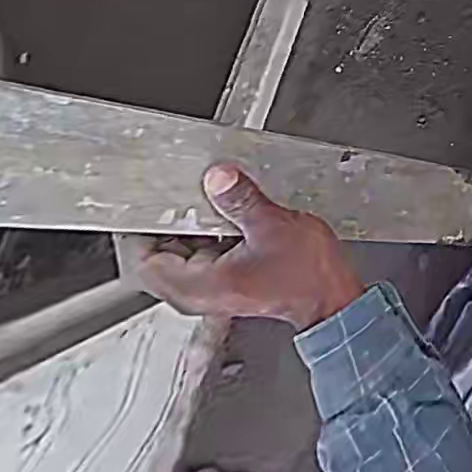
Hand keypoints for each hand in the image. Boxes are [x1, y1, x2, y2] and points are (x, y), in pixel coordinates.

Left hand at [124, 164, 365, 329]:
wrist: (331, 294)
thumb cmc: (306, 275)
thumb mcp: (272, 226)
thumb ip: (241, 199)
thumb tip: (218, 177)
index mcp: (198, 285)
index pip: (144, 261)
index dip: (139, 229)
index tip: (144, 201)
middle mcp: (200, 290)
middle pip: (162, 251)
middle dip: (171, 217)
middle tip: (181, 186)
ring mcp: (214, 283)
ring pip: (186, 246)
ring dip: (194, 220)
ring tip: (208, 191)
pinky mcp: (230, 274)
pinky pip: (207, 247)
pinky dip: (211, 227)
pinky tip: (229, 206)